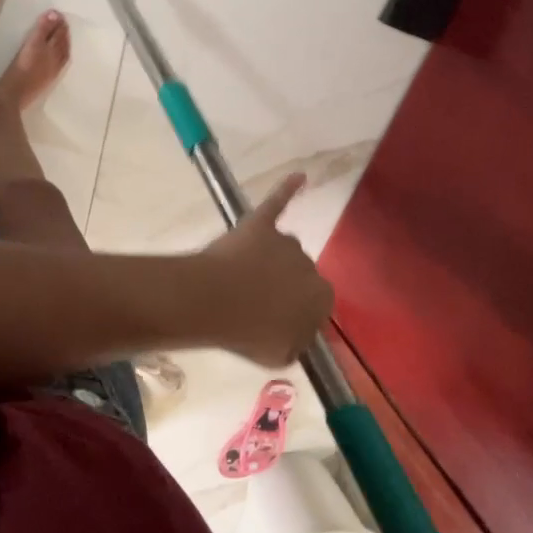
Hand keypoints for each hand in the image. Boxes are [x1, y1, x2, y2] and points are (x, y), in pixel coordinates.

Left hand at [196, 174, 333, 367]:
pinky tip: (300, 177)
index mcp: (321, 298)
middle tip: (251, 299)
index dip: (291, 311)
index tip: (272, 317)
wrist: (211, 299)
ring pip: (282, 248)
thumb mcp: (281, 355)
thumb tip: (299, 332)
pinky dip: (288, 189)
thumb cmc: (246, 331)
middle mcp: (310, 264)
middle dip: (279, 284)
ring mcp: (284, 241)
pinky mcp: (260, 222)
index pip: (314, 304)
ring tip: (240, 276)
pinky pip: (278, 202)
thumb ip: (297, 341)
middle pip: (297, 274)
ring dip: (268, 259)